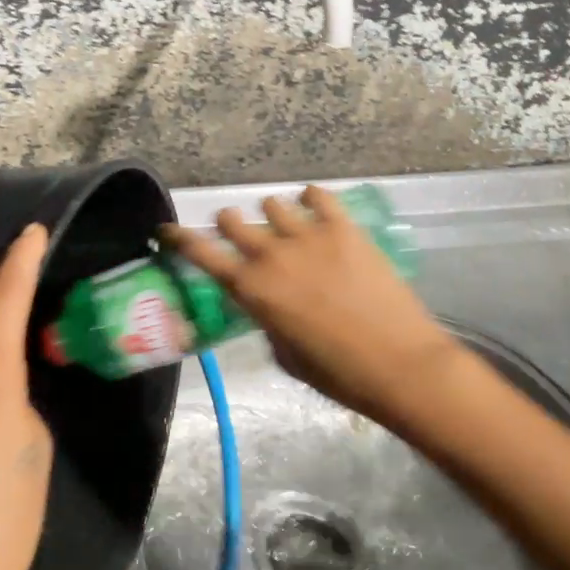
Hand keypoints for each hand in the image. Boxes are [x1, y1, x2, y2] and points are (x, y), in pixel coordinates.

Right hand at [158, 186, 459, 423]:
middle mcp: (271, 255)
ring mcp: (308, 237)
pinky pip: (317, 195)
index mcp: (250, 289)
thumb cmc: (338, 374)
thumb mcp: (284, 355)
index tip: (167, 229)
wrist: (402, 366)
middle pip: (231, 218)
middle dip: (231, 227)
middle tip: (245, 239)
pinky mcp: (344, 229)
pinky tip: (317, 211)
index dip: (178, 237)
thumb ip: (265, 319)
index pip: (199, 252)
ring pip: (271, 204)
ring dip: (273, 216)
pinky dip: (311, 200)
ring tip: (289, 229)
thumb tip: (266, 303)